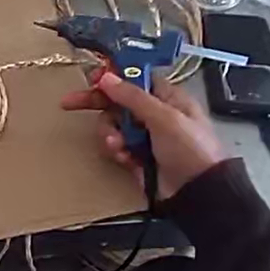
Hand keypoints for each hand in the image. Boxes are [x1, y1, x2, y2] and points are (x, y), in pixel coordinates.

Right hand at [60, 69, 228, 200]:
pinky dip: (116, 151)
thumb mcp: (164, 118)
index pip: (135, 77)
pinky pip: (115, 146)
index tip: (92, 78)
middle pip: (117, 101)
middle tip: (70, 103)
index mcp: (167, 98)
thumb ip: (133, 97)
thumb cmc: (190, 149)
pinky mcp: (136, 156)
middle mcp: (154, 113)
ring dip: (109, 133)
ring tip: (117, 146)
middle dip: (97, 103)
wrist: (199, 194)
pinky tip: (124, 158)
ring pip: (112, 125)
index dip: (113, 76)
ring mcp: (144, 136)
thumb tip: (106, 77)